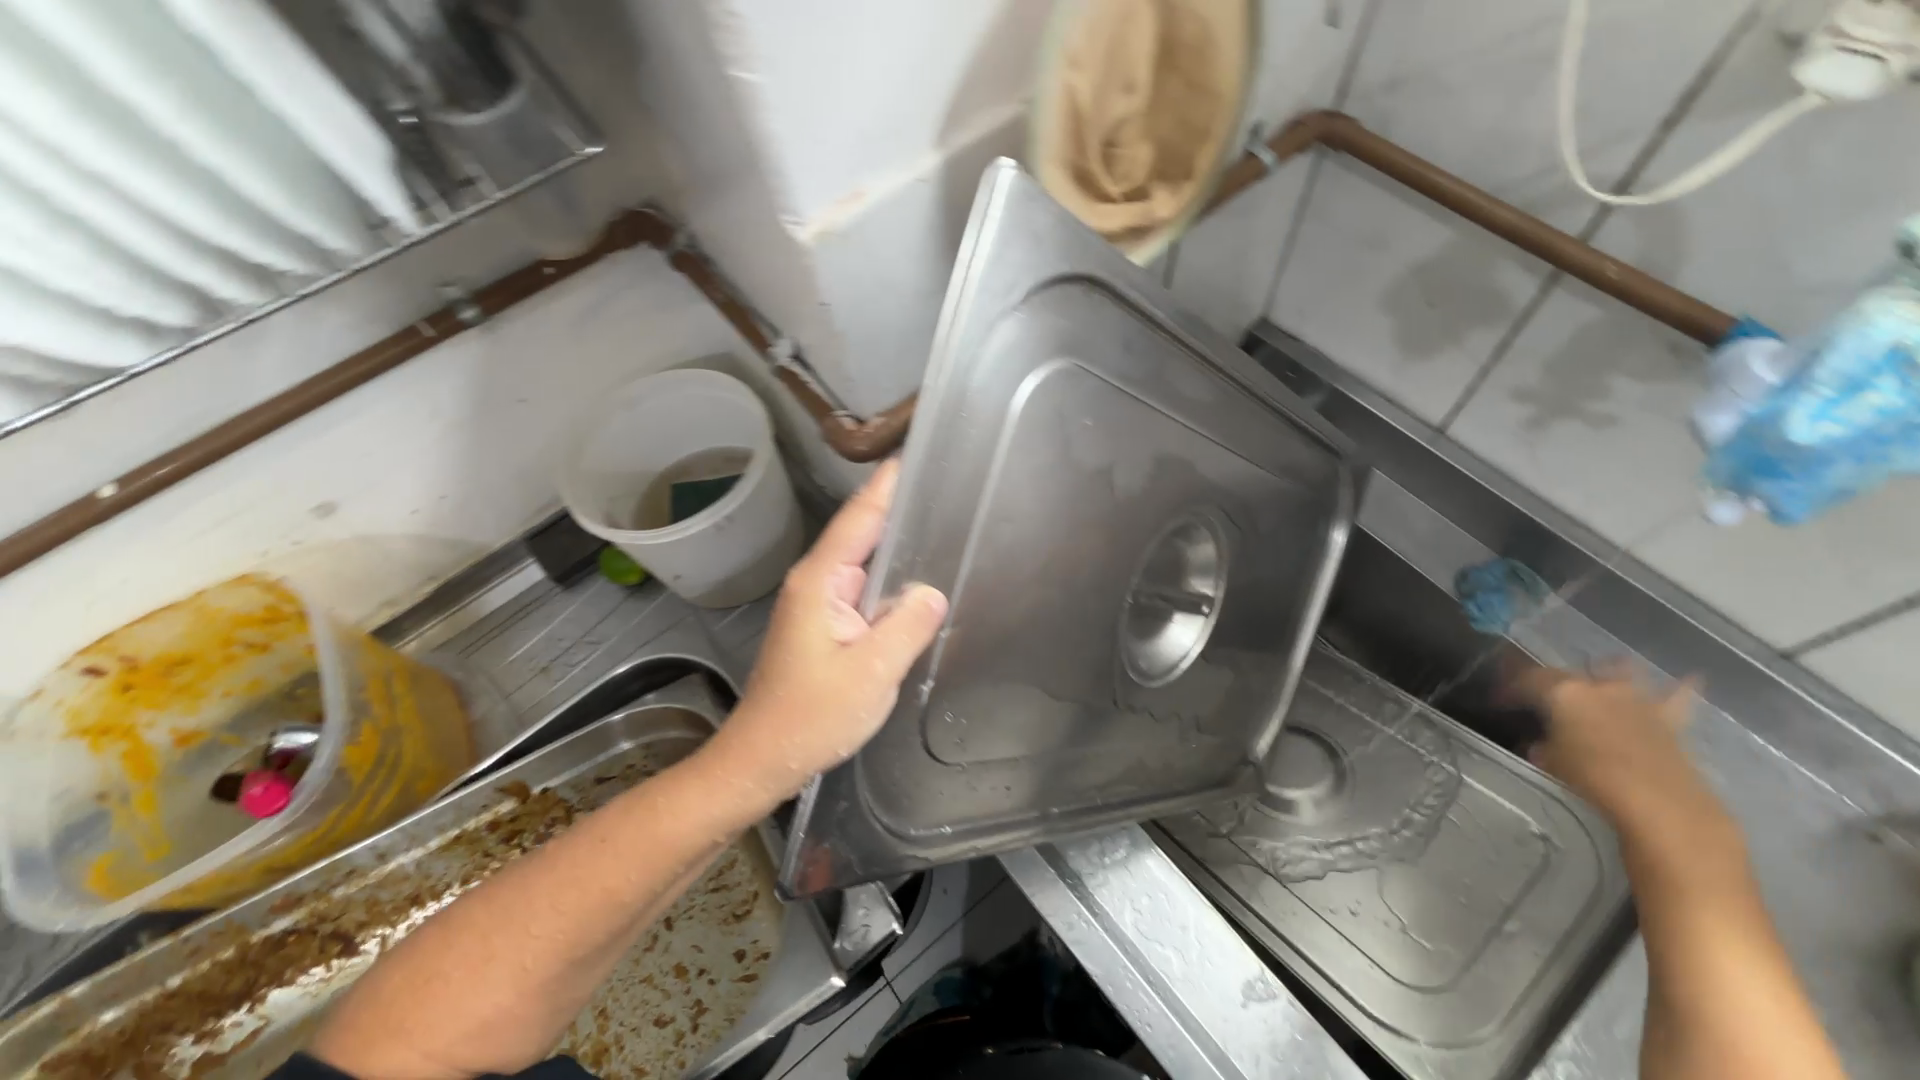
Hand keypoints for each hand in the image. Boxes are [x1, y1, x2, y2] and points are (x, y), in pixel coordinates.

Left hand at [709, 460, 947, 798]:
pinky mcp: (823, 625)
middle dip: (900, 510)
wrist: (763, 757)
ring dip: (897, 548)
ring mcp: (817, 604)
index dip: (887, 485)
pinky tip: (917, 584)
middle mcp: (816, 582)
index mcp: (821, 581)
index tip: (914, 453)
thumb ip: (907, 626)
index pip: (860, 518)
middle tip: (948, 488)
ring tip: (943, 524)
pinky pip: (863, 591)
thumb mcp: (872, 672)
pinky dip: (889, 582)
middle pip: (863, 534)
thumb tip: (932, 592)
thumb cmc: (812, 717)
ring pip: (865, 565)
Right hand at [1506, 660, 1723, 831]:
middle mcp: (1598, 686)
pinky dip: (1682, 687)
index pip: (1527, 681)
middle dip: (1554, 680)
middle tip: (1544, 693)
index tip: (1500, 701)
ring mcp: (1636, 698)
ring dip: (1612, 670)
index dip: (1511, 690)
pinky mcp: (1667, 717)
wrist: (1657, 799)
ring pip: (1621, 670)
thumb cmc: (1591, 777)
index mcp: (1562, 693)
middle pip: (1570, 674)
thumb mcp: (1552, 762)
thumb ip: (1544, 747)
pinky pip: (1677, 695)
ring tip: (1605, 671)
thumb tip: (1538, 746)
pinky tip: (1693, 677)